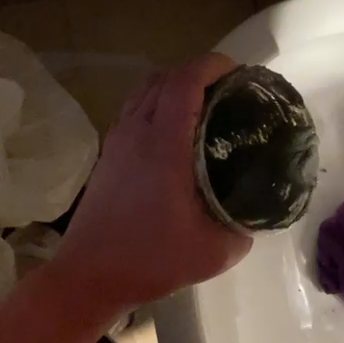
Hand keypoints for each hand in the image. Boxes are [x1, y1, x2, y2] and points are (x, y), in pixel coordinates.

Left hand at [47, 53, 252, 311]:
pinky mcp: (108, 152)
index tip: (239, 72)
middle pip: (166, 76)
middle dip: (199, 70)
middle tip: (229, 88)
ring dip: (176, 83)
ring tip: (204, 101)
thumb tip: (256, 214)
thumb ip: (242, 230)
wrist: (87, 277)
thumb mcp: (211, 252)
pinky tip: (175, 127)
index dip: (213, 65)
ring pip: (146, 88)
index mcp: (164, 144)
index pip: (185, 81)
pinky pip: (135, 106)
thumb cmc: (150, 260)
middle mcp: (137, 131)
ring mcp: (118, 139)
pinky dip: (158, 100)